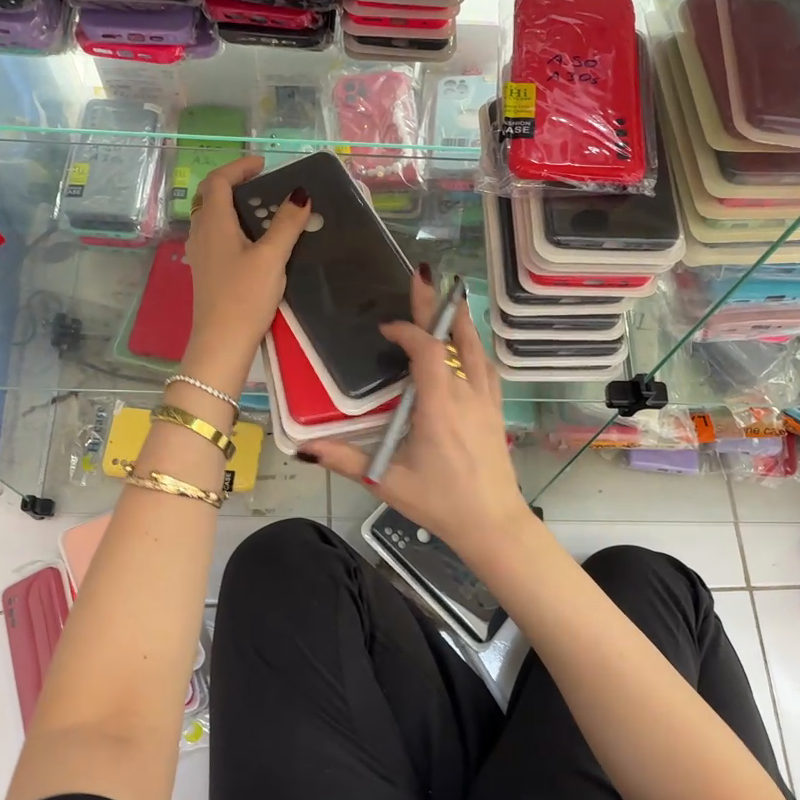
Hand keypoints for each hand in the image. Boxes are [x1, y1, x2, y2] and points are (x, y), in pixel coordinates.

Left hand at [181, 155, 310, 393]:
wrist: (222, 341)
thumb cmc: (245, 297)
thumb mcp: (272, 257)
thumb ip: (286, 224)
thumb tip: (300, 193)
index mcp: (214, 222)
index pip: (219, 180)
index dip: (239, 167)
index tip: (263, 165)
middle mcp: (201, 233)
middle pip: (211, 197)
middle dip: (235, 185)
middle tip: (262, 186)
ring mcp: (200, 254)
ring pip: (212, 218)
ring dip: (233, 207)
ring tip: (261, 212)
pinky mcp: (205, 272)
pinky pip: (215, 237)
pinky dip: (232, 228)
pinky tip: (251, 243)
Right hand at [300, 271, 533, 558]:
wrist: (492, 523)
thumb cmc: (440, 503)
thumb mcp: (388, 482)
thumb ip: (345, 460)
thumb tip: (304, 449)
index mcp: (439, 406)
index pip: (426, 351)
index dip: (407, 332)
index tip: (387, 329)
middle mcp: (466, 395)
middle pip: (454, 339)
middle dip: (436, 308)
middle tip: (424, 276)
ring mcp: (486, 402)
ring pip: (476, 350)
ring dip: (460, 323)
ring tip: (451, 299)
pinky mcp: (495, 413)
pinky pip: (488, 369)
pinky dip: (476, 349)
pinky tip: (470, 348)